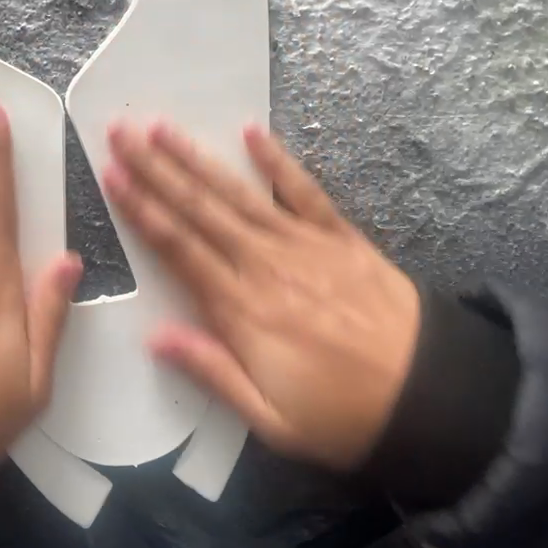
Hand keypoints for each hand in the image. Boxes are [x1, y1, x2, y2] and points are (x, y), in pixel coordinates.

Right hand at [101, 121, 420, 470]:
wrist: (436, 401)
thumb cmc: (343, 416)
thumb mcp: (272, 421)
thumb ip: (212, 372)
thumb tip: (154, 335)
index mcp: (242, 309)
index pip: (178, 247)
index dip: (140, 208)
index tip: (111, 174)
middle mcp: (264, 264)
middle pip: (198, 208)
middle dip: (154, 167)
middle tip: (121, 130)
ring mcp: (303, 245)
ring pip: (237, 193)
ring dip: (196, 157)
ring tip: (162, 125)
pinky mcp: (340, 237)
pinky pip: (304, 191)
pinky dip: (278, 160)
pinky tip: (250, 131)